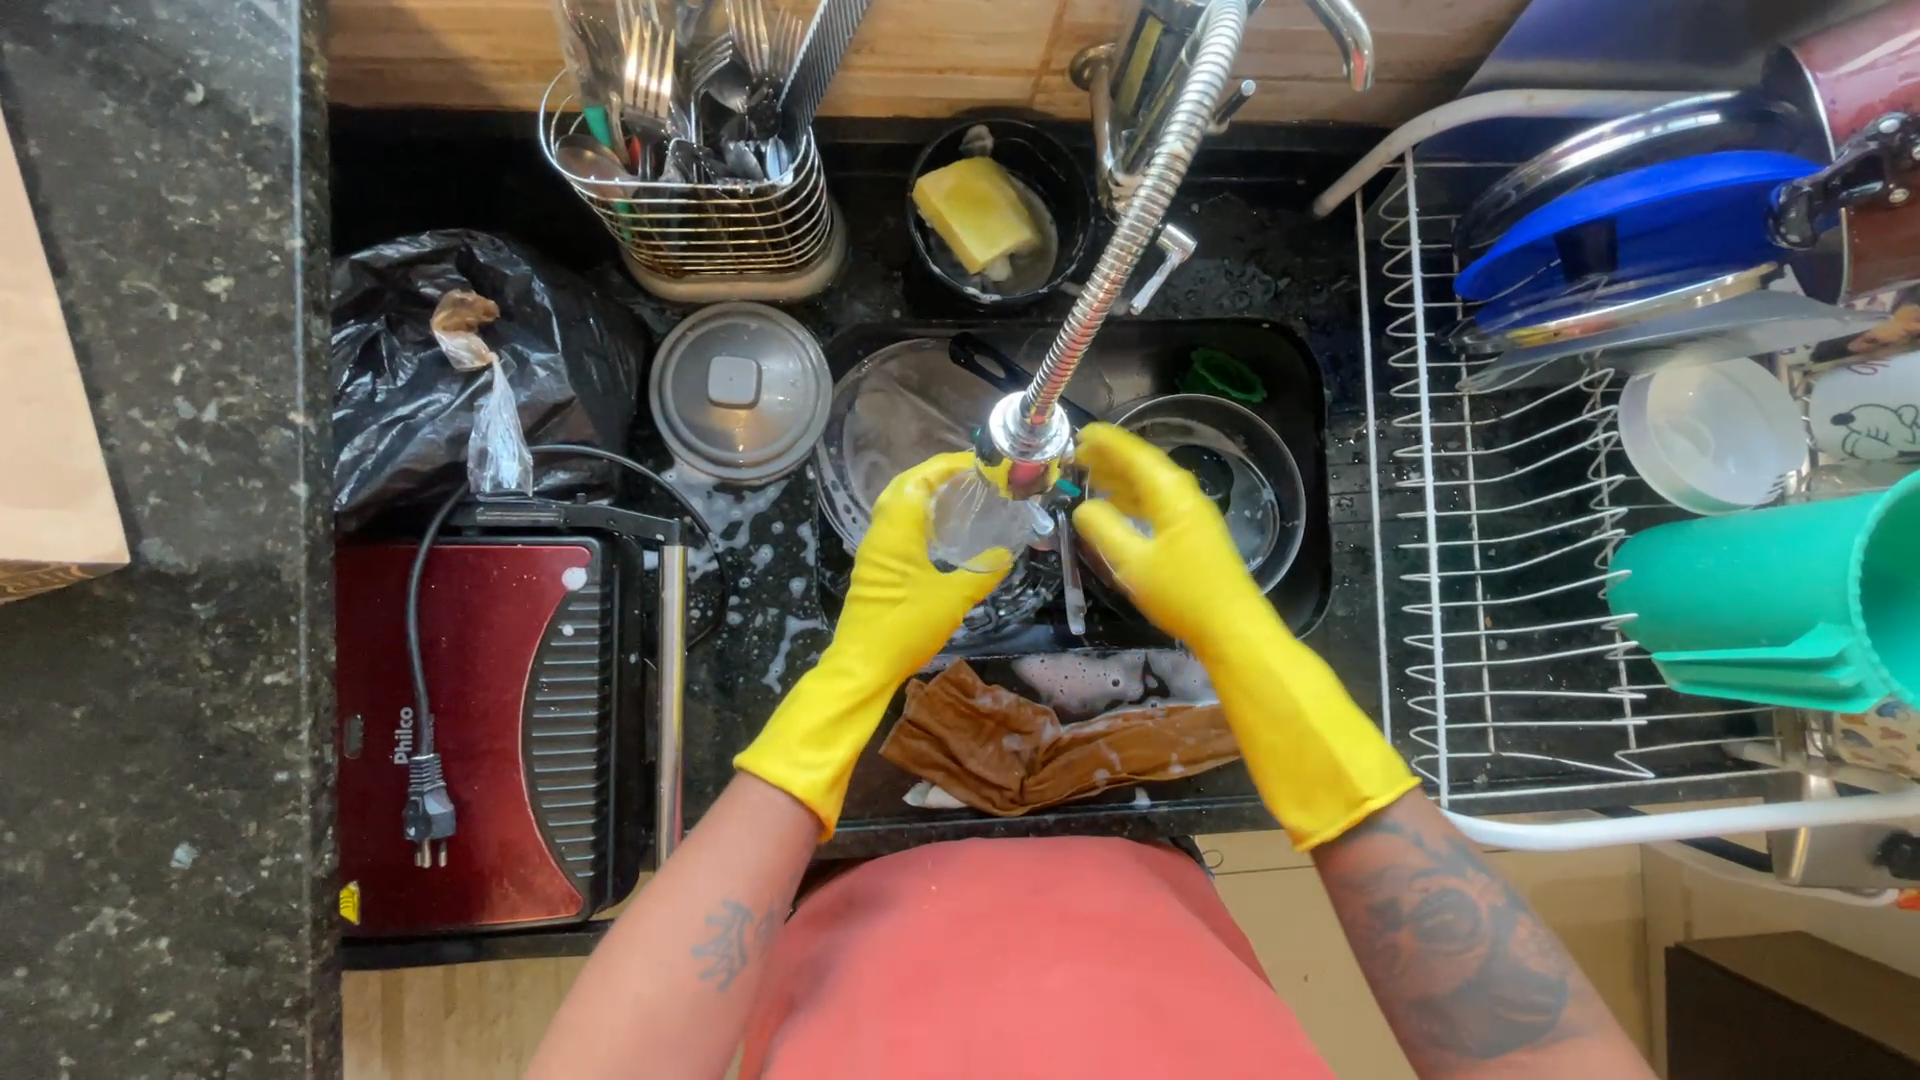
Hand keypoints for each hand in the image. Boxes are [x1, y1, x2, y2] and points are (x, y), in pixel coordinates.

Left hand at [735, 453, 1007, 837]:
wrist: (862, 666)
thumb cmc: (904, 628)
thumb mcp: (953, 600)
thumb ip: (982, 572)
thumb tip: (1005, 553)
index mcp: (897, 531)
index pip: (919, 480)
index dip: (946, 465)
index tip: (976, 463)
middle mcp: (880, 533)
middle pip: (902, 487)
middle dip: (933, 474)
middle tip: (966, 475)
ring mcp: (873, 551)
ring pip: (895, 506)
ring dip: (922, 494)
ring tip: (957, 495)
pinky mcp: (874, 568)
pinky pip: (895, 527)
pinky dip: (916, 516)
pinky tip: (937, 531)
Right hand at [1070, 422, 1269, 655]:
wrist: (1231, 626)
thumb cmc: (1182, 593)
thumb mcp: (1132, 562)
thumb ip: (1103, 529)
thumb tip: (1083, 508)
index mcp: (1169, 493)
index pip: (1134, 454)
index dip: (1105, 442)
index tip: (1079, 433)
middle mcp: (1182, 495)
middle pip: (1143, 466)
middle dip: (1110, 458)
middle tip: (1077, 453)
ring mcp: (1190, 514)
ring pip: (1150, 485)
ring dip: (1120, 478)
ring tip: (1089, 475)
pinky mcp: (1192, 533)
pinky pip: (1156, 504)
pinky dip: (1132, 500)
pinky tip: (1116, 508)